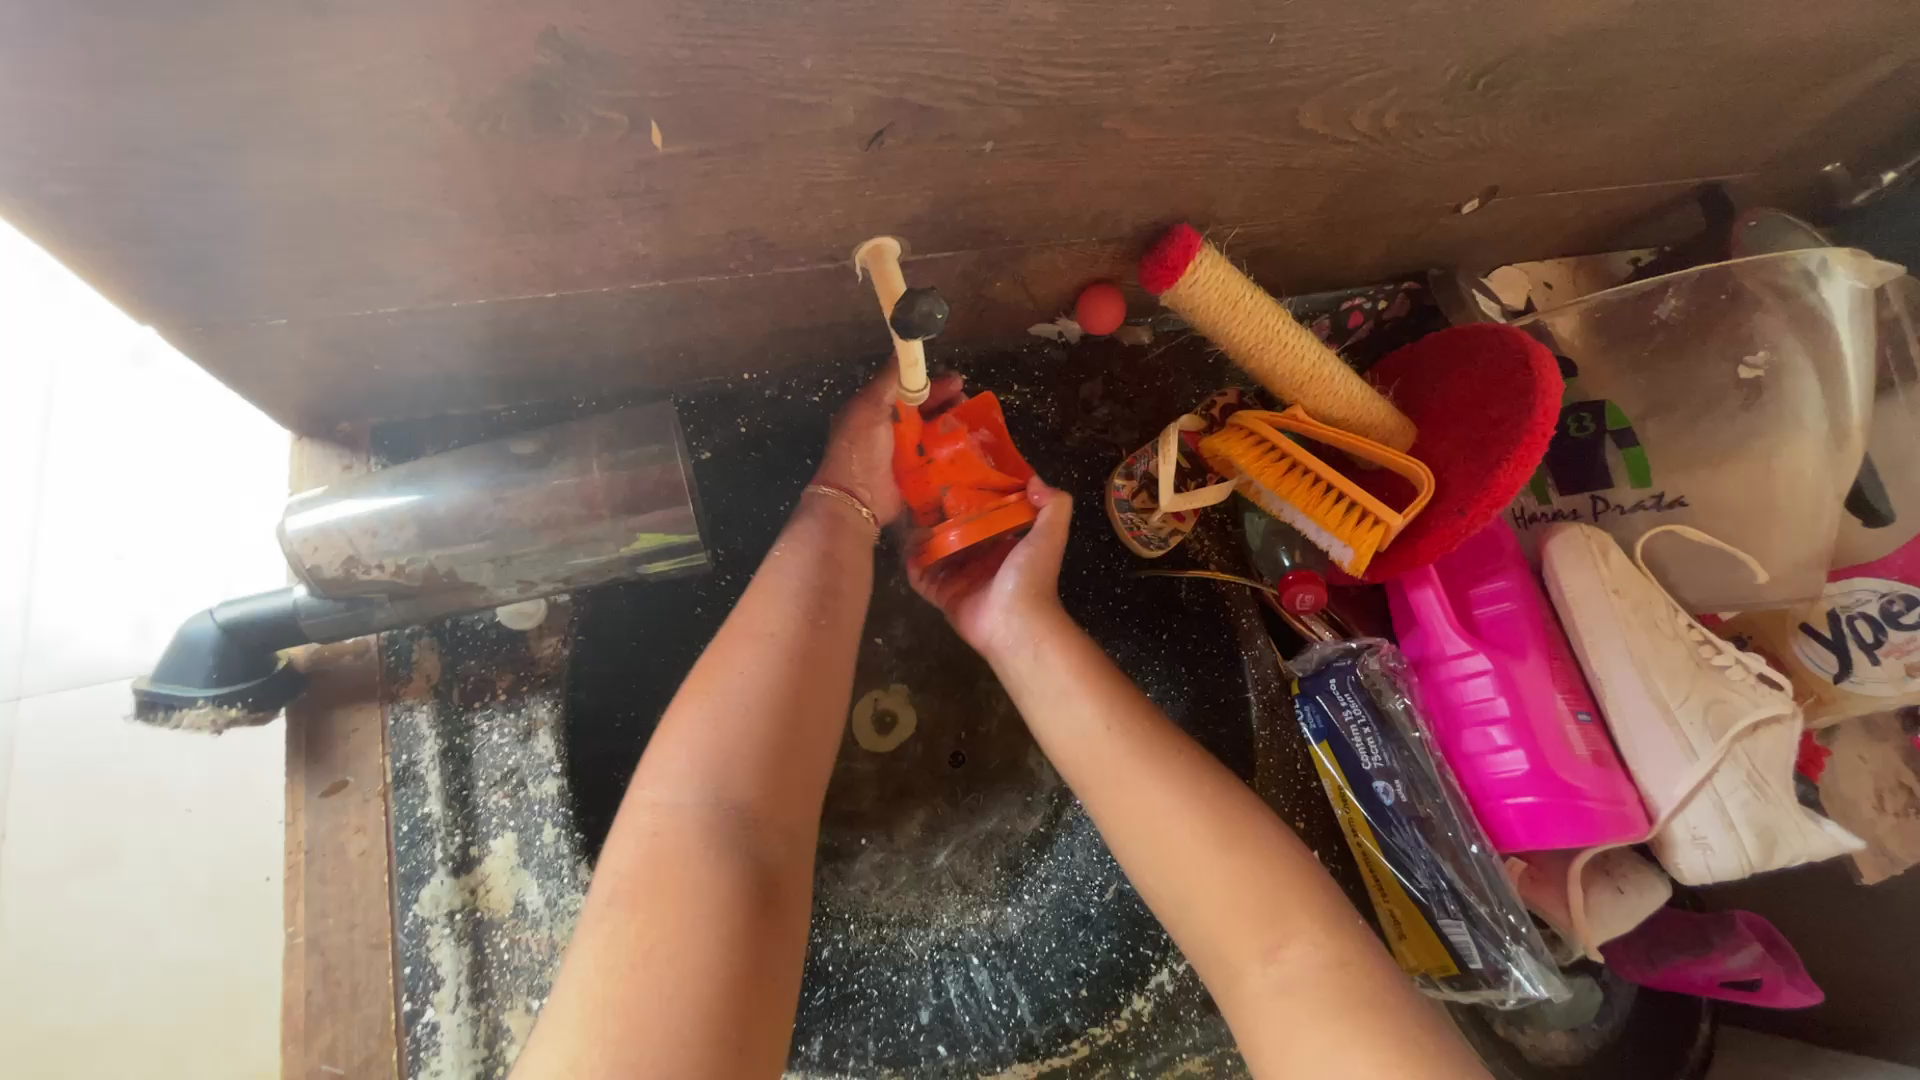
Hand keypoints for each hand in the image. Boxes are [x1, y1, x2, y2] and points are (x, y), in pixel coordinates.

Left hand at [812, 367, 963, 525]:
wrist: (856, 499)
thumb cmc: (860, 448)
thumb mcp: (869, 407)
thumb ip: (887, 380)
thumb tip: (902, 349)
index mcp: (875, 410)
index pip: (907, 389)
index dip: (930, 383)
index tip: (954, 379)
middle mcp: (890, 430)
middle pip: (923, 410)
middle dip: (945, 402)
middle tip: (965, 397)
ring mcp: (903, 454)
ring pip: (933, 432)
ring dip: (951, 423)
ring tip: (969, 419)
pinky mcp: (915, 475)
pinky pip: (936, 457)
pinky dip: (951, 449)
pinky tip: (966, 443)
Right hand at [907, 475, 1072, 658]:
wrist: (1016, 624)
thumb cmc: (1032, 576)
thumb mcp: (1051, 534)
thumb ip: (1053, 505)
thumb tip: (1033, 480)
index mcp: (1003, 544)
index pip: (983, 515)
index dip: (969, 498)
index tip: (955, 476)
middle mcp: (980, 558)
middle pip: (954, 531)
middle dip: (939, 515)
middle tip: (922, 494)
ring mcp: (960, 577)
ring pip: (934, 551)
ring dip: (922, 536)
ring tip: (908, 515)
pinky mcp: (943, 594)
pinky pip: (921, 576)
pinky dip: (912, 563)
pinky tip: (906, 545)